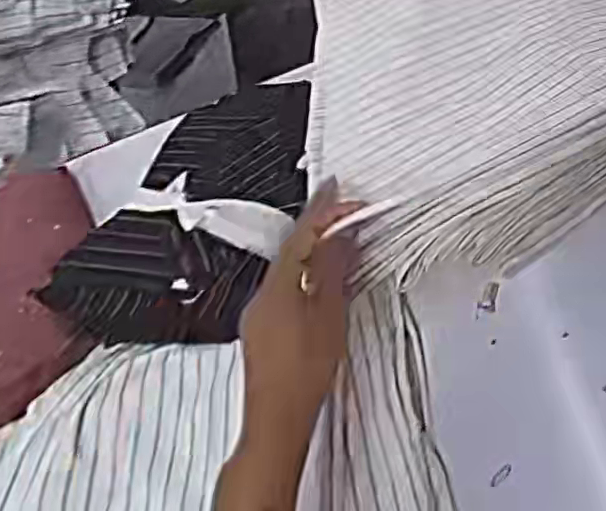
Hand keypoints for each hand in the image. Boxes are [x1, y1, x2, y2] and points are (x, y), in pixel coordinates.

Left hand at [239, 182, 364, 436]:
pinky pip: (287, 281)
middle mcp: (263, 294)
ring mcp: (261, 311)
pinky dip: (308, 267)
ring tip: (341, 234)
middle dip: (320, 224)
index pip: (302, 235)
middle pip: (293, 246)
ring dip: (315, 245)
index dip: (323, 209)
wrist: (278, 418)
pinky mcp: (265, 325)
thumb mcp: (330, 310)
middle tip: (345, 207)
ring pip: (290, 264)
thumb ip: (334, 268)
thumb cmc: (305, 370)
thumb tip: (341, 235)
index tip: (338, 187)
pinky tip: (324, 270)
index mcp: (278, 286)